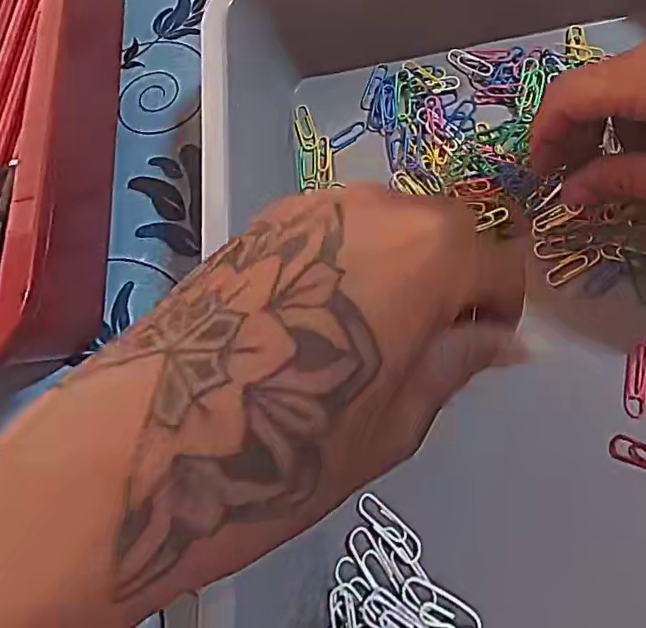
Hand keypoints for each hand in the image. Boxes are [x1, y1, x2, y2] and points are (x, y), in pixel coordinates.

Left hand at [0, 186, 525, 627]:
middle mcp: (380, 205)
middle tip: (424, 346)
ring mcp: (319, 201)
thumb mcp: (397, 419)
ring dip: (404, 265)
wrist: (138, 437)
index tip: (481, 348)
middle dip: (454, 281)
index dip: (500, 310)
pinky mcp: (271, 212)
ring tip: (365, 332)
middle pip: (448, 232)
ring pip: (395, 223)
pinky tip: (315, 314)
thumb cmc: (284, 444)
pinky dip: (356, 256)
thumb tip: (507, 339)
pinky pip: (342, 224)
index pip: (501, 263)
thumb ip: (459, 360)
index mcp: (428, 250)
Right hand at [529, 7, 645, 231]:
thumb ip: (629, 184)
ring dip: (620, 124)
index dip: (544, 139)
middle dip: (580, 135)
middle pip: (600, 82)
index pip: (571, 95)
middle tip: (581, 186)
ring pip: (635, 76)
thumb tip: (574, 190)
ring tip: (639, 175)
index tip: (543, 180)